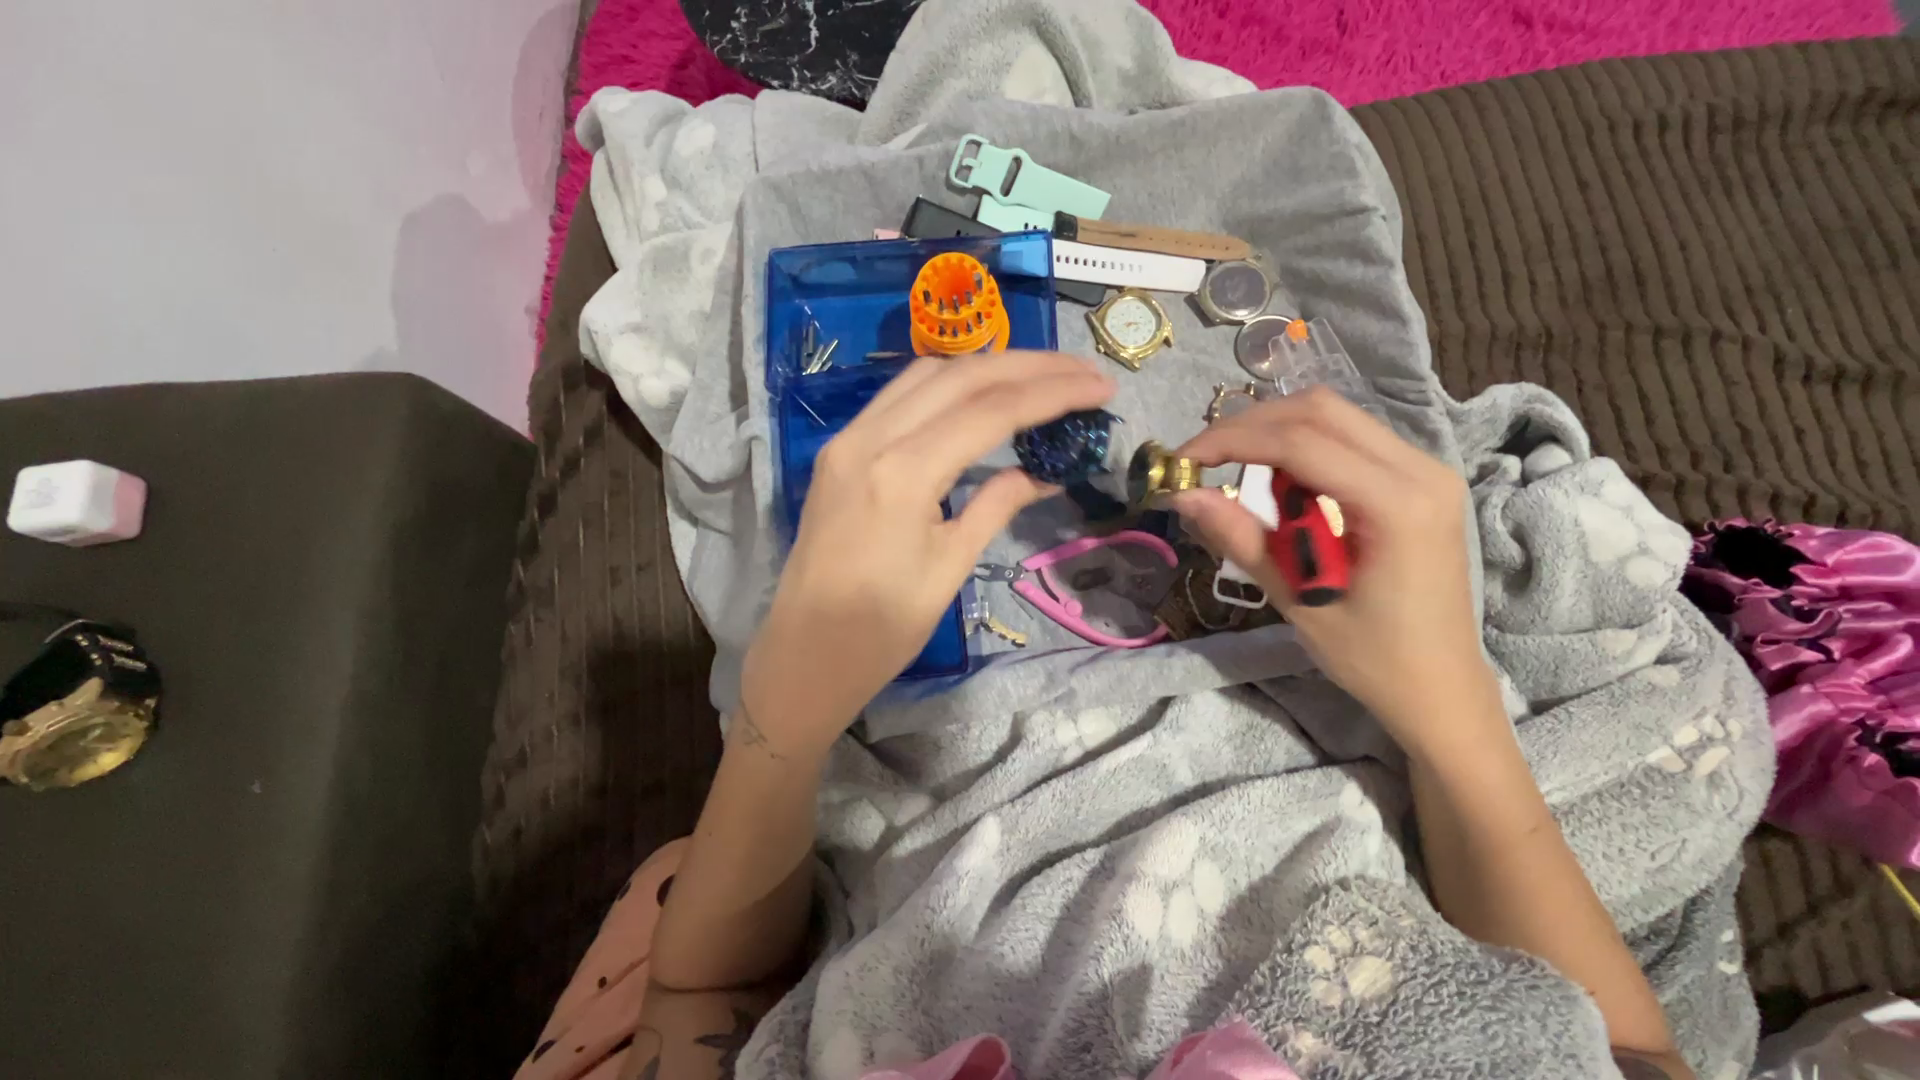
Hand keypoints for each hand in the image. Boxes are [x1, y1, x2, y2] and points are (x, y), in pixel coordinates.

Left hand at [740, 351, 1114, 754]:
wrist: (805, 653)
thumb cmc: (883, 628)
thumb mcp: (951, 567)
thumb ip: (998, 504)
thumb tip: (1045, 472)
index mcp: (903, 473)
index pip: (990, 410)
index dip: (1052, 393)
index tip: (1101, 386)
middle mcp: (871, 439)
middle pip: (960, 376)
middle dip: (1028, 366)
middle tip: (1081, 371)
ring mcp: (848, 439)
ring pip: (925, 375)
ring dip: (986, 367)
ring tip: (1038, 376)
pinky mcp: (838, 450)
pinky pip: (898, 397)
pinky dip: (945, 385)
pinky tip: (977, 395)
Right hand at [1167, 388, 1501, 756]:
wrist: (1441, 687)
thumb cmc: (1373, 659)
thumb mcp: (1300, 602)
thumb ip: (1243, 540)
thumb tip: (1183, 495)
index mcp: (1398, 504)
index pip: (1301, 442)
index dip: (1232, 440)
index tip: (1183, 460)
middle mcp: (1420, 470)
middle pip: (1319, 410)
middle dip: (1250, 426)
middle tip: (1203, 460)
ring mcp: (1425, 470)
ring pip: (1334, 416)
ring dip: (1274, 433)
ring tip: (1233, 473)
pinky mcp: (1418, 479)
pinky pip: (1350, 439)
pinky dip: (1302, 448)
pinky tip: (1278, 485)